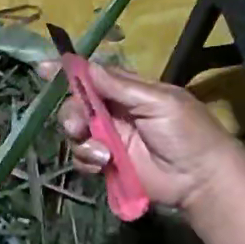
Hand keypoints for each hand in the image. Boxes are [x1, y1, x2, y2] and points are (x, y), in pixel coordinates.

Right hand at [42, 59, 244, 211]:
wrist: (200, 178)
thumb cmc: (186, 132)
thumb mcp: (157, 101)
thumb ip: (120, 86)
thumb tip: (87, 66)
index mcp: (130, 89)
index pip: (94, 76)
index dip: (69, 72)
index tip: (44, 70)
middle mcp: (116, 111)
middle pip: (78, 104)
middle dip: (71, 112)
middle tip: (78, 125)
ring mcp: (111, 138)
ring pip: (77, 132)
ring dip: (80, 139)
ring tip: (101, 152)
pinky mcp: (109, 164)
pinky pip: (84, 157)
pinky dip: (87, 160)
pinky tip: (104, 164)